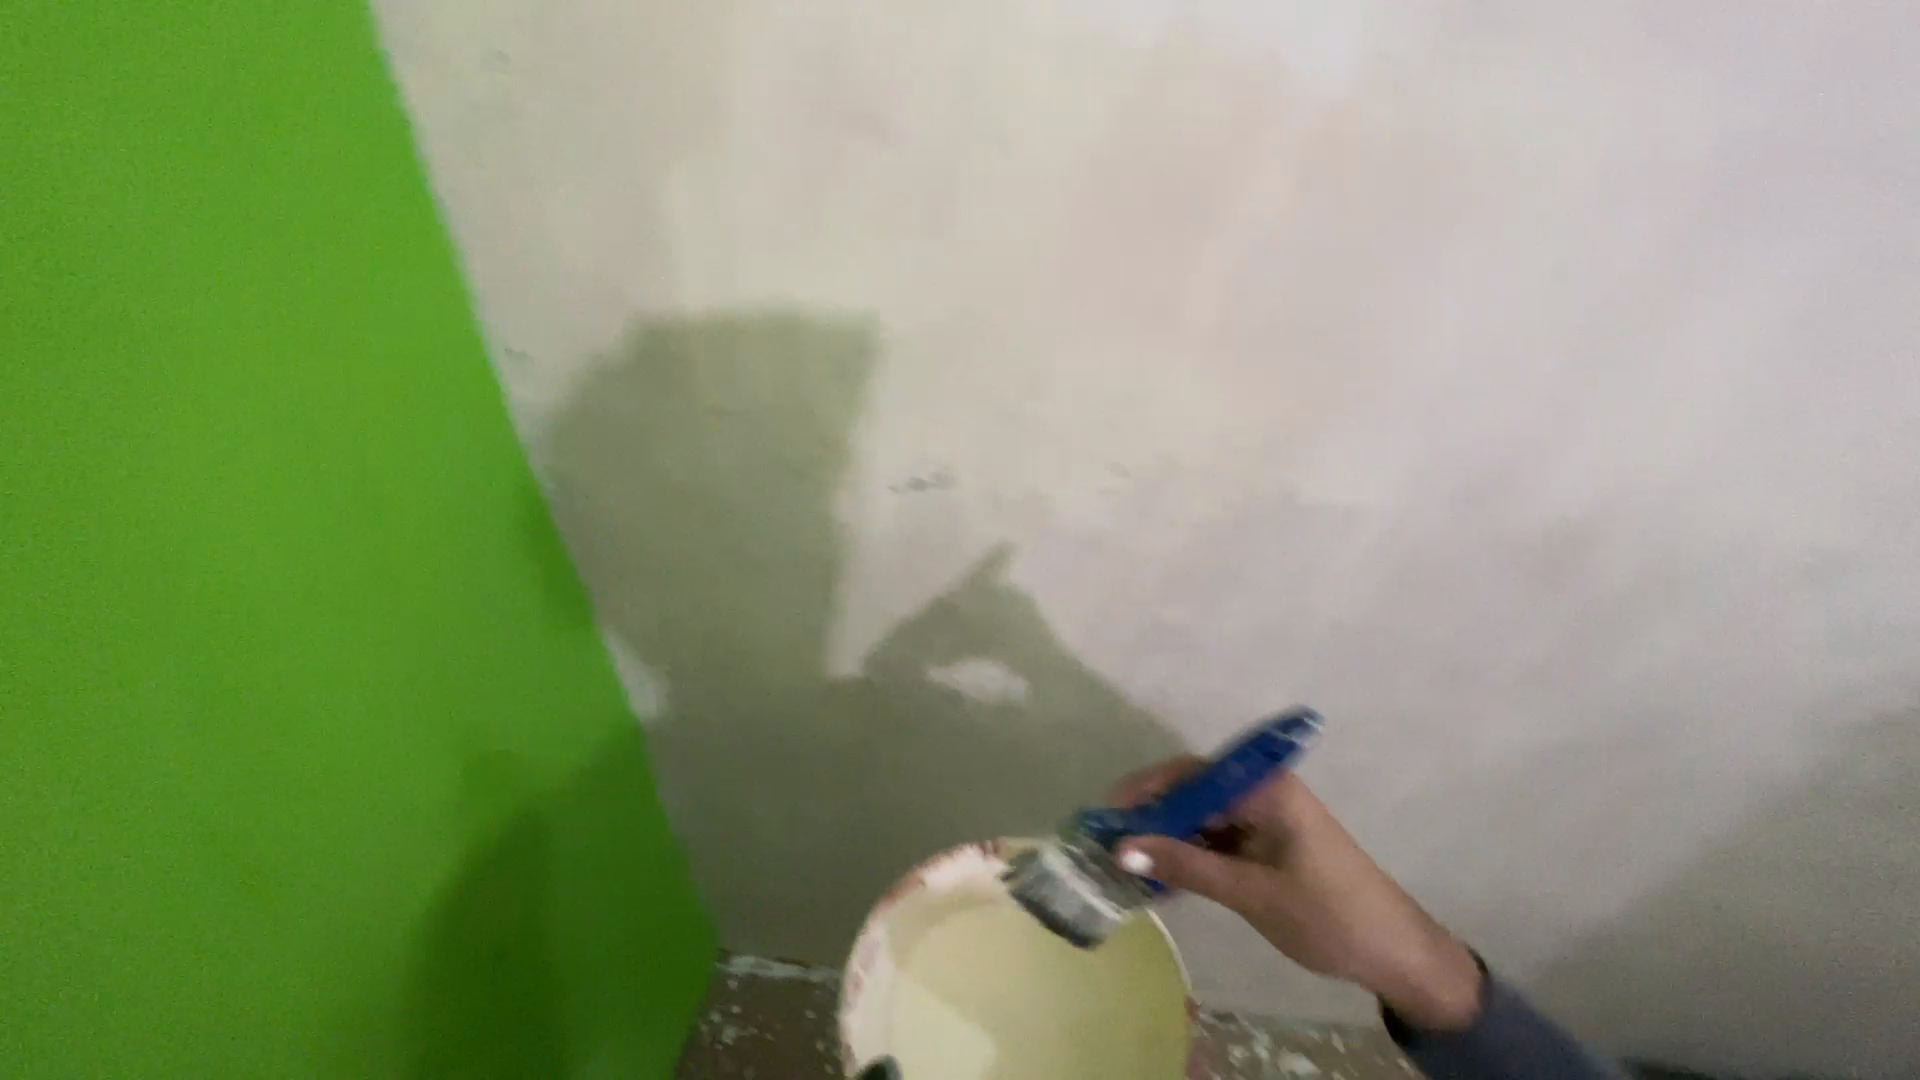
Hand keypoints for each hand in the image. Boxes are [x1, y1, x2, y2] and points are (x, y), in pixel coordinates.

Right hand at [1110, 759, 1483, 1031]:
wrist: (1397, 956)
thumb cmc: (1328, 916)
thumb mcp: (1250, 893)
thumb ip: (1185, 866)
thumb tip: (1121, 849)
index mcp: (1266, 789)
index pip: (1193, 774)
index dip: (1146, 790)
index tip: (1108, 813)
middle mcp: (1264, 793)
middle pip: (1194, 791)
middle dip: (1152, 814)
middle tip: (1111, 840)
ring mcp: (1267, 818)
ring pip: (1203, 816)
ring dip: (1168, 837)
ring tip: (1128, 859)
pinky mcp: (1269, 842)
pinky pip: (1218, 838)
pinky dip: (1191, 854)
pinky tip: (1163, 875)